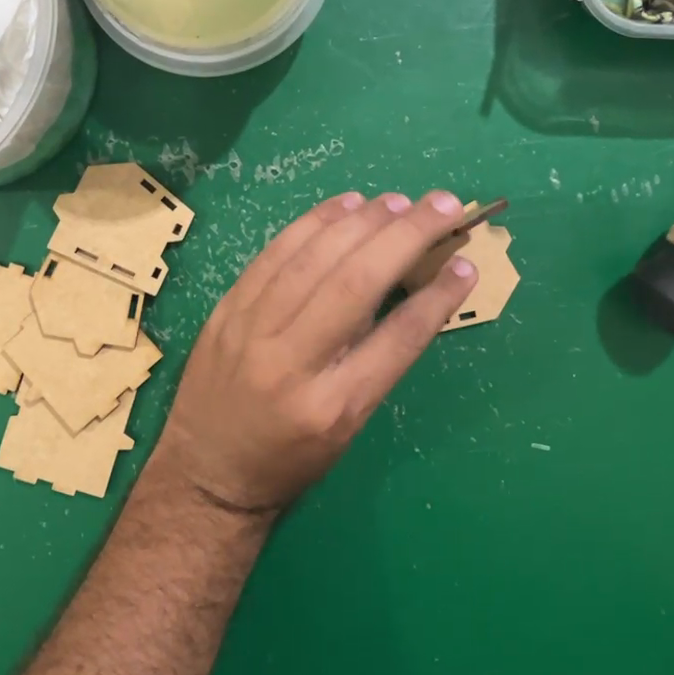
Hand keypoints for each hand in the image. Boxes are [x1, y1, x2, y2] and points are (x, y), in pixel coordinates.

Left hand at [144, 191, 478, 515]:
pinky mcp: (227, 309)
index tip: (466, 264)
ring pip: (314, 259)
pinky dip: (313, 223)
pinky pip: (274, 254)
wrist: (206, 473)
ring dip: (363, 221)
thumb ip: (375, 363)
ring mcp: (252, 330)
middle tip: (445, 205)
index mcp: (333, 406)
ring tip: (400, 201)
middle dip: (407, 235)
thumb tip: (406, 289)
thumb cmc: (288, 459)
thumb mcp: (345, 430)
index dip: (438, 296)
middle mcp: (292, 363)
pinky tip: (345, 205)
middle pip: (357, 284)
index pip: (397, 338)